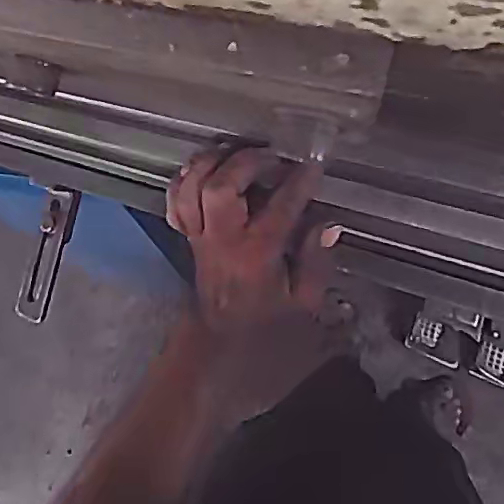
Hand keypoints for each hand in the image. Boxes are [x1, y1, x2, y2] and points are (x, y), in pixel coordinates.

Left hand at [166, 145, 334, 332]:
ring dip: (212, 163)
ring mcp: (200, 238)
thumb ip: (316, 262)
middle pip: (220, 188)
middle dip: (246, 162)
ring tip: (236, 152)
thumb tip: (327, 225)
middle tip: (271, 156)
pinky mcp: (188, 238)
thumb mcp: (305, 305)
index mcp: (257, 255)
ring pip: (192, 188)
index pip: (280, 207)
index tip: (312, 166)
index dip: (299, 182)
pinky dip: (185, 180)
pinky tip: (204, 170)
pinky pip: (176, 202)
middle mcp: (223, 241)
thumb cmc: (267, 329)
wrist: (218, 350)